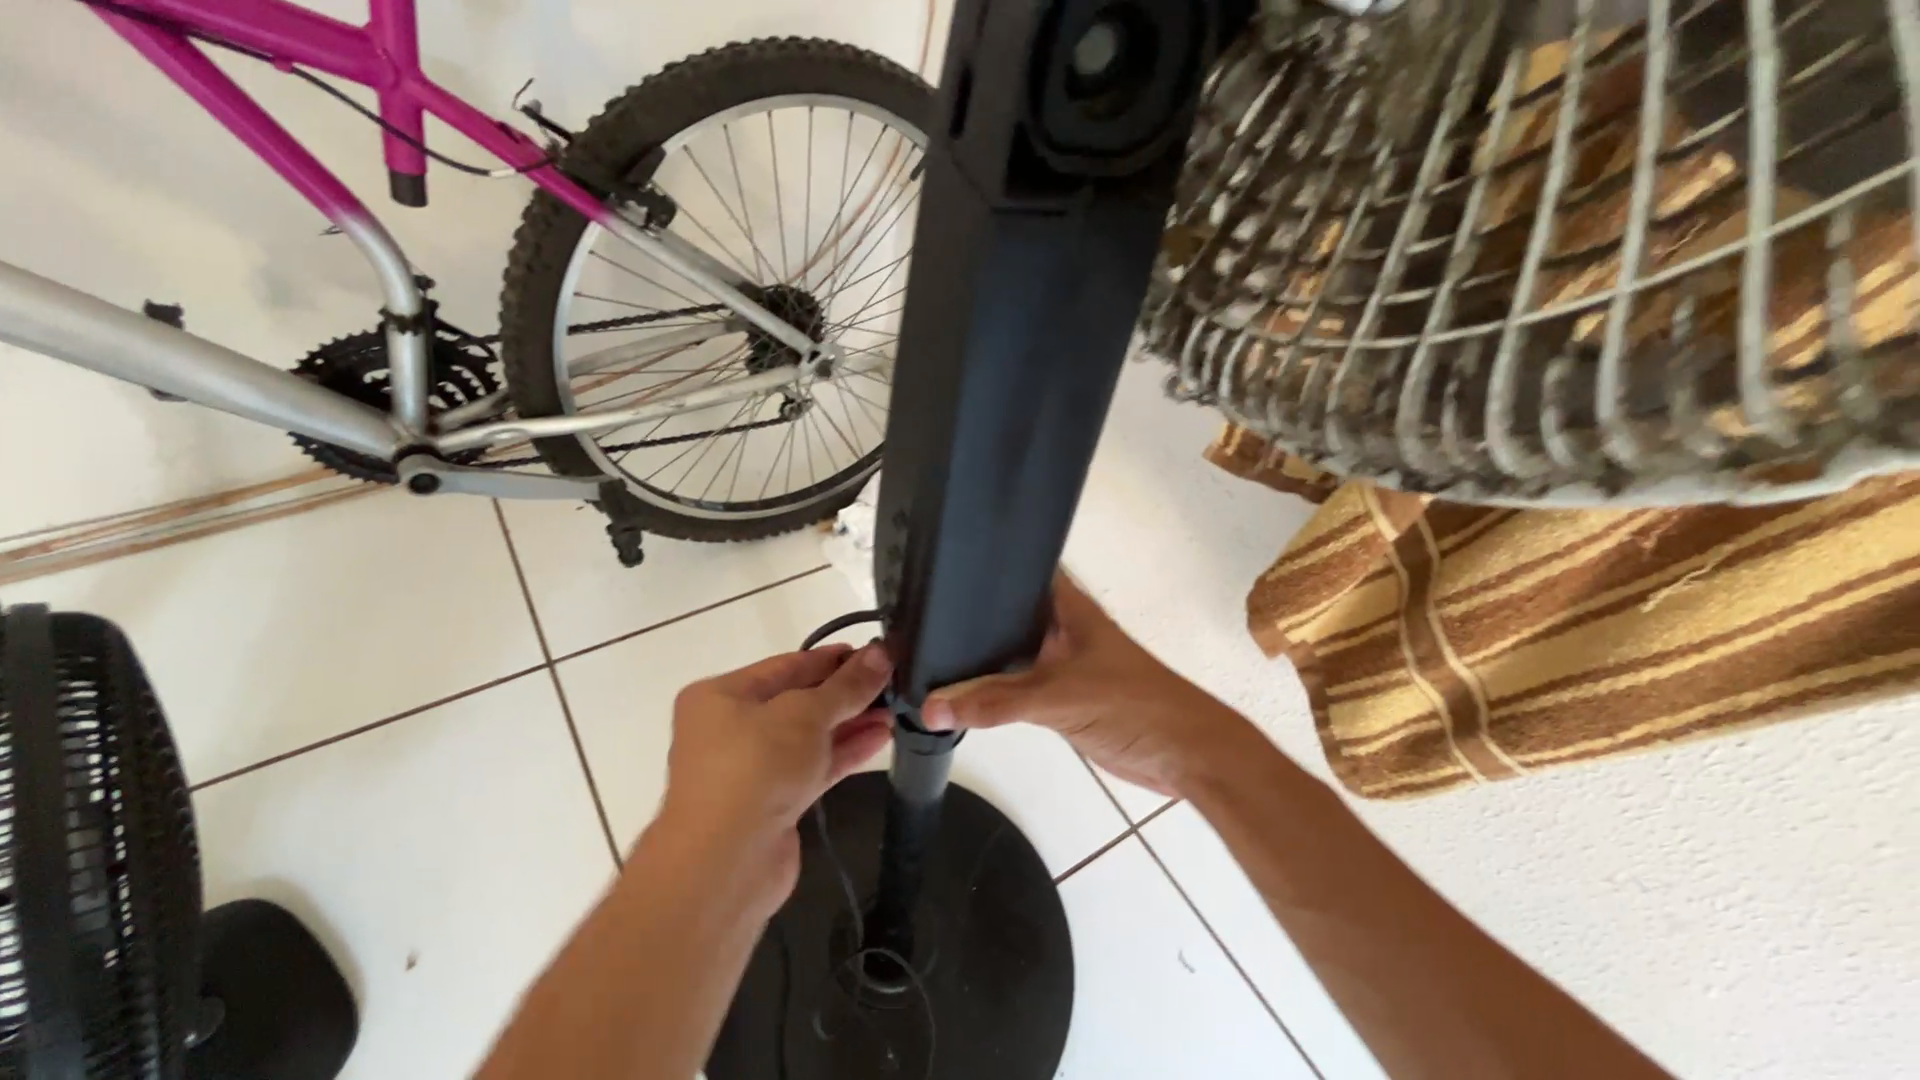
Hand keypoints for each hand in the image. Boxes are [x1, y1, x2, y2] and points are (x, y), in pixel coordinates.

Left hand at [656, 642, 894, 903]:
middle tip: (893, 681)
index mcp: (720, 696)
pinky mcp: (772, 803)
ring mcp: (750, 769)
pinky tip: (880, 738)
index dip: (831, 659)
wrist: (726, 862)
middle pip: (797, 701)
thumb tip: (881, 653)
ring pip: (808, 737)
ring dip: (850, 724)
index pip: (785, 666)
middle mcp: (729, 729)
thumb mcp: (805, 714)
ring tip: (896, 710)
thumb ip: (846, 686)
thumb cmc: (755, 768)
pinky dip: (843, 752)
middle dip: (845, 694)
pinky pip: (812, 767)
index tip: (874, 653)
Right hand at [922, 575, 1255, 797]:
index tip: (931, 566)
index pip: (1017, 573)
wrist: (1184, 755)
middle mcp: (1060, 628)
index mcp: (1067, 607)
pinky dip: (989, 691)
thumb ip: (994, 702)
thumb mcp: (1057, 698)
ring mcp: (1060, 663)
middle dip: (967, 618)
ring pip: (1008, 654)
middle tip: (913, 615)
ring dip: (977, 659)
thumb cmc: (1133, 705)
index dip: (980, 567)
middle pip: (1005, 616)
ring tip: (922, 651)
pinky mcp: (1060, 698)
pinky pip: (1014, 687)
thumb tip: (930, 707)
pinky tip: (957, 692)